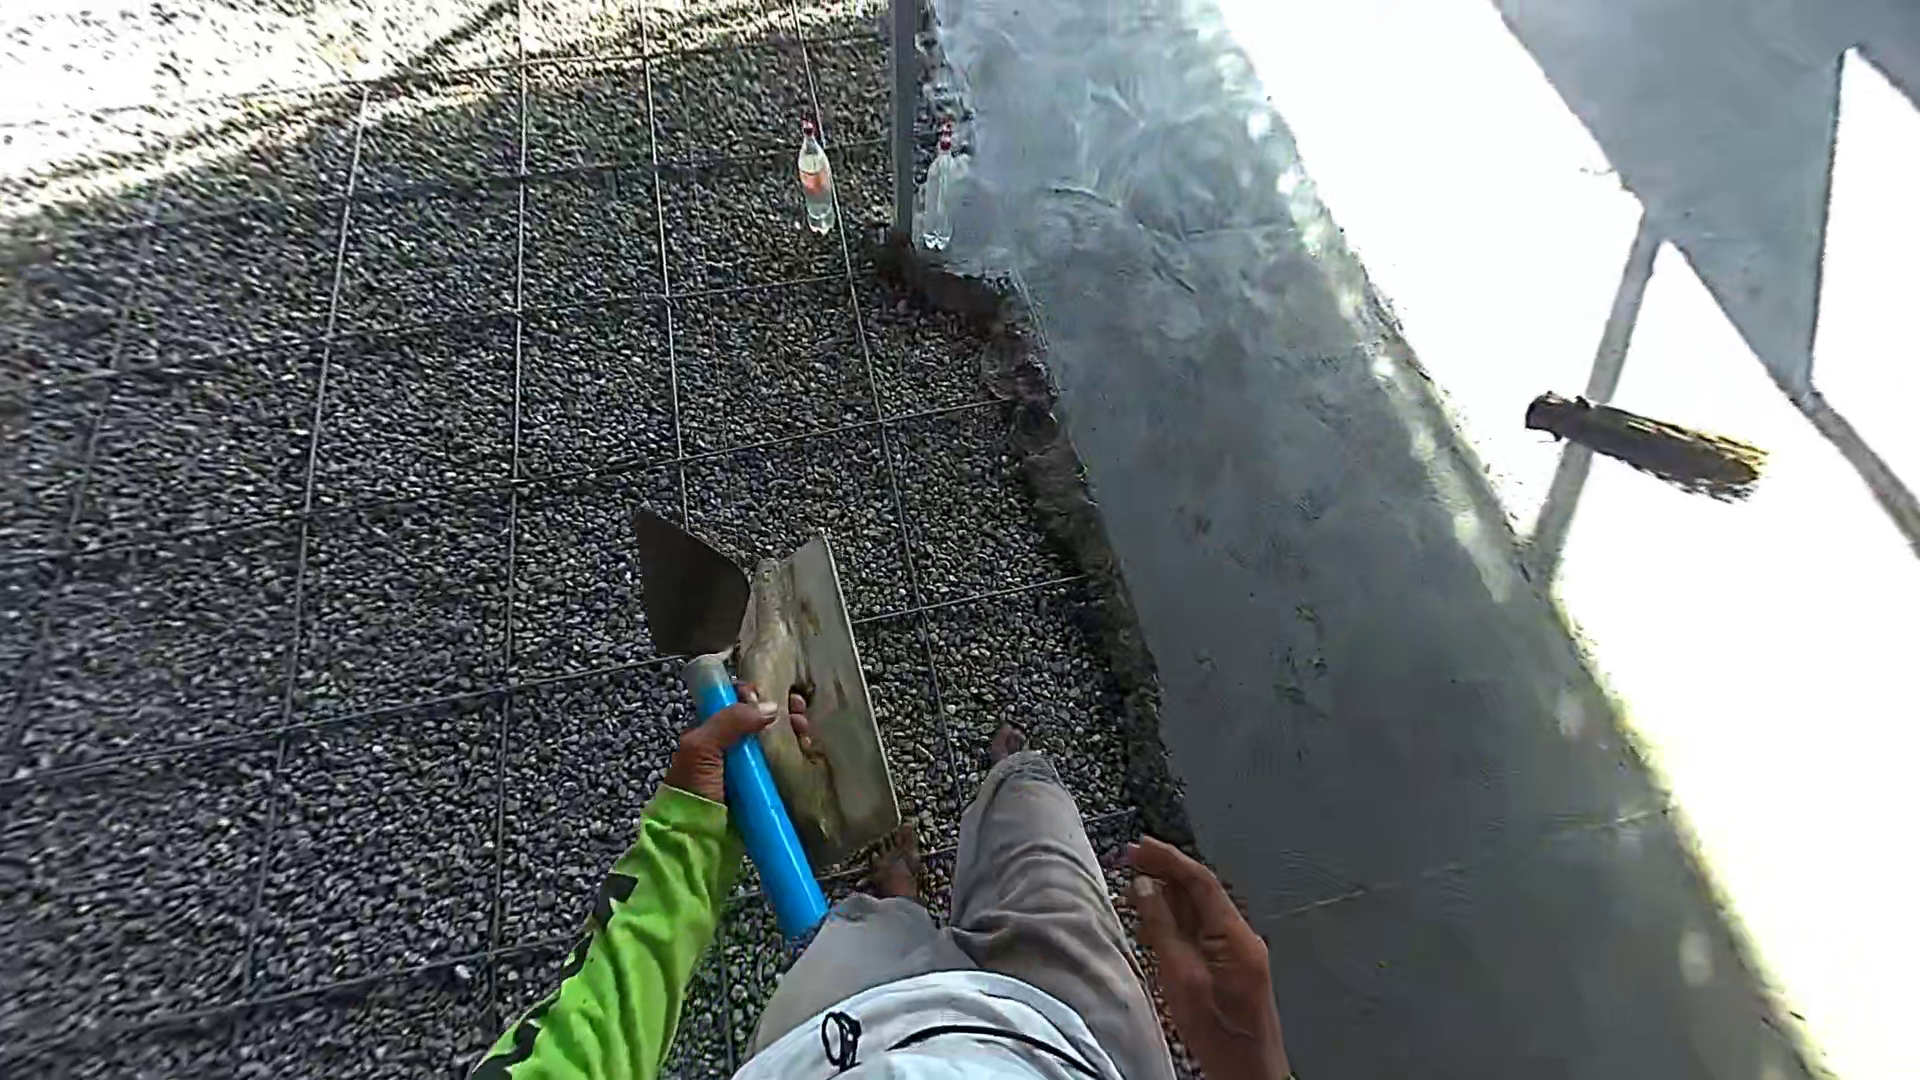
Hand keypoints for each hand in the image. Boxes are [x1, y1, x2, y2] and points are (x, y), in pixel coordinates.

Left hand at [664, 684, 810, 802]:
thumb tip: (771, 707)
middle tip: (799, 707)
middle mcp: (730, 745)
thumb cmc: (694, 790)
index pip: (736, 702)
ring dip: (793, 726)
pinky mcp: (764, 784)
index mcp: (710, 732)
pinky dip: (798, 748)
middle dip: (782, 708)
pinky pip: (785, 759)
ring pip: (777, 736)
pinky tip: (807, 744)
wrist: (697, 841)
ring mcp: (749, 765)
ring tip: (804, 727)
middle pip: (761, 717)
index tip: (774, 692)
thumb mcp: (701, 749)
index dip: (755, 693)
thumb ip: (730, 722)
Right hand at [1127, 836, 1290, 1079]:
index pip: (1201, 880)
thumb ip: (1162, 927)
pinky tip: (1150, 920)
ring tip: (1132, 888)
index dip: (1168, 858)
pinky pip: (1198, 927)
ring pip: (1197, 907)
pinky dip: (1172, 917)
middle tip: (1129, 859)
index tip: (1138, 846)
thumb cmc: (1217, 1036)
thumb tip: (1143, 884)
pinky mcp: (1229, 964)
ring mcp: (1237, 950)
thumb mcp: (1182, 980)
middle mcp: (1240, 935)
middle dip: (1163, 871)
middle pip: (1199, 889)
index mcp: (1235, 936)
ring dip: (1165, 893)